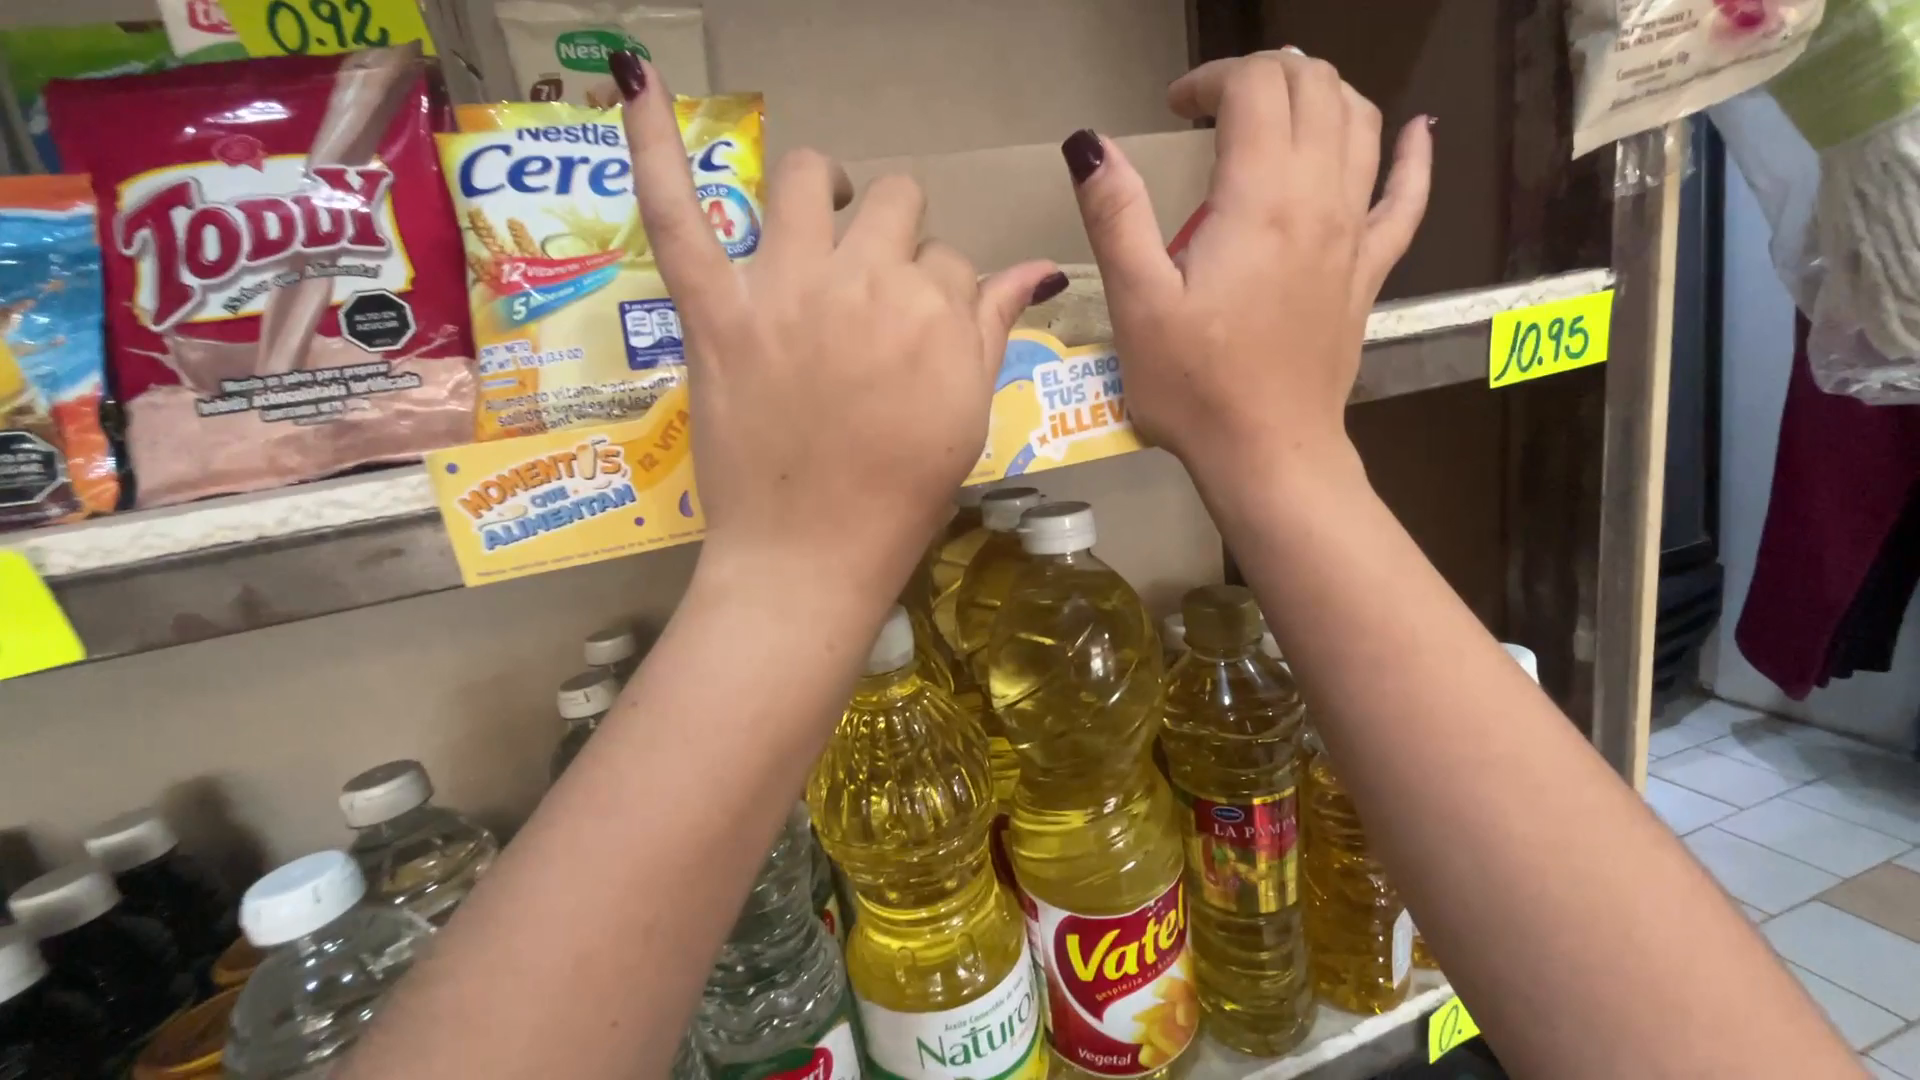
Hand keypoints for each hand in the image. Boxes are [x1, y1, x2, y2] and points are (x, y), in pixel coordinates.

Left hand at [616, 54, 1059, 594]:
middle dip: (898, 239)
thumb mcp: (969, 415)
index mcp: (937, 310)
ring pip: (809, 179)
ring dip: (825, 188)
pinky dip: (653, 145)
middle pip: (896, 206)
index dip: (942, 300)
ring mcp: (785, 288)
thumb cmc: (902, 499)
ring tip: (823, 212)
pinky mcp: (717, 311)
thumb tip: (1039, 269)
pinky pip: (677, 213)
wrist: (812, 557)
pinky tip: (635, 79)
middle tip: (880, 287)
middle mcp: (866, 279)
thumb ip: (994, 331)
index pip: (953, 265)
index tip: (923, 342)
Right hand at [1063, 50, 1431, 494]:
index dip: (1212, 78)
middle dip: (1265, 77)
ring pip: (1362, 124)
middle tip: (1217, 108)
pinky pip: (1407, 197)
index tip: (1174, 110)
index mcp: (1259, 197)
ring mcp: (1354, 234)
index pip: (1256, 88)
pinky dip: (1414, 155)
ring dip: (1323, 95)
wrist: (1267, 453)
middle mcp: (1319, 198)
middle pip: (1314, 90)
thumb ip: (1116, 216)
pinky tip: (1419, 131)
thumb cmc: (1194, 386)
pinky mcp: (1368, 272)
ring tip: (1280, 109)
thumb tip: (1090, 143)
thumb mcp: (1137, 303)